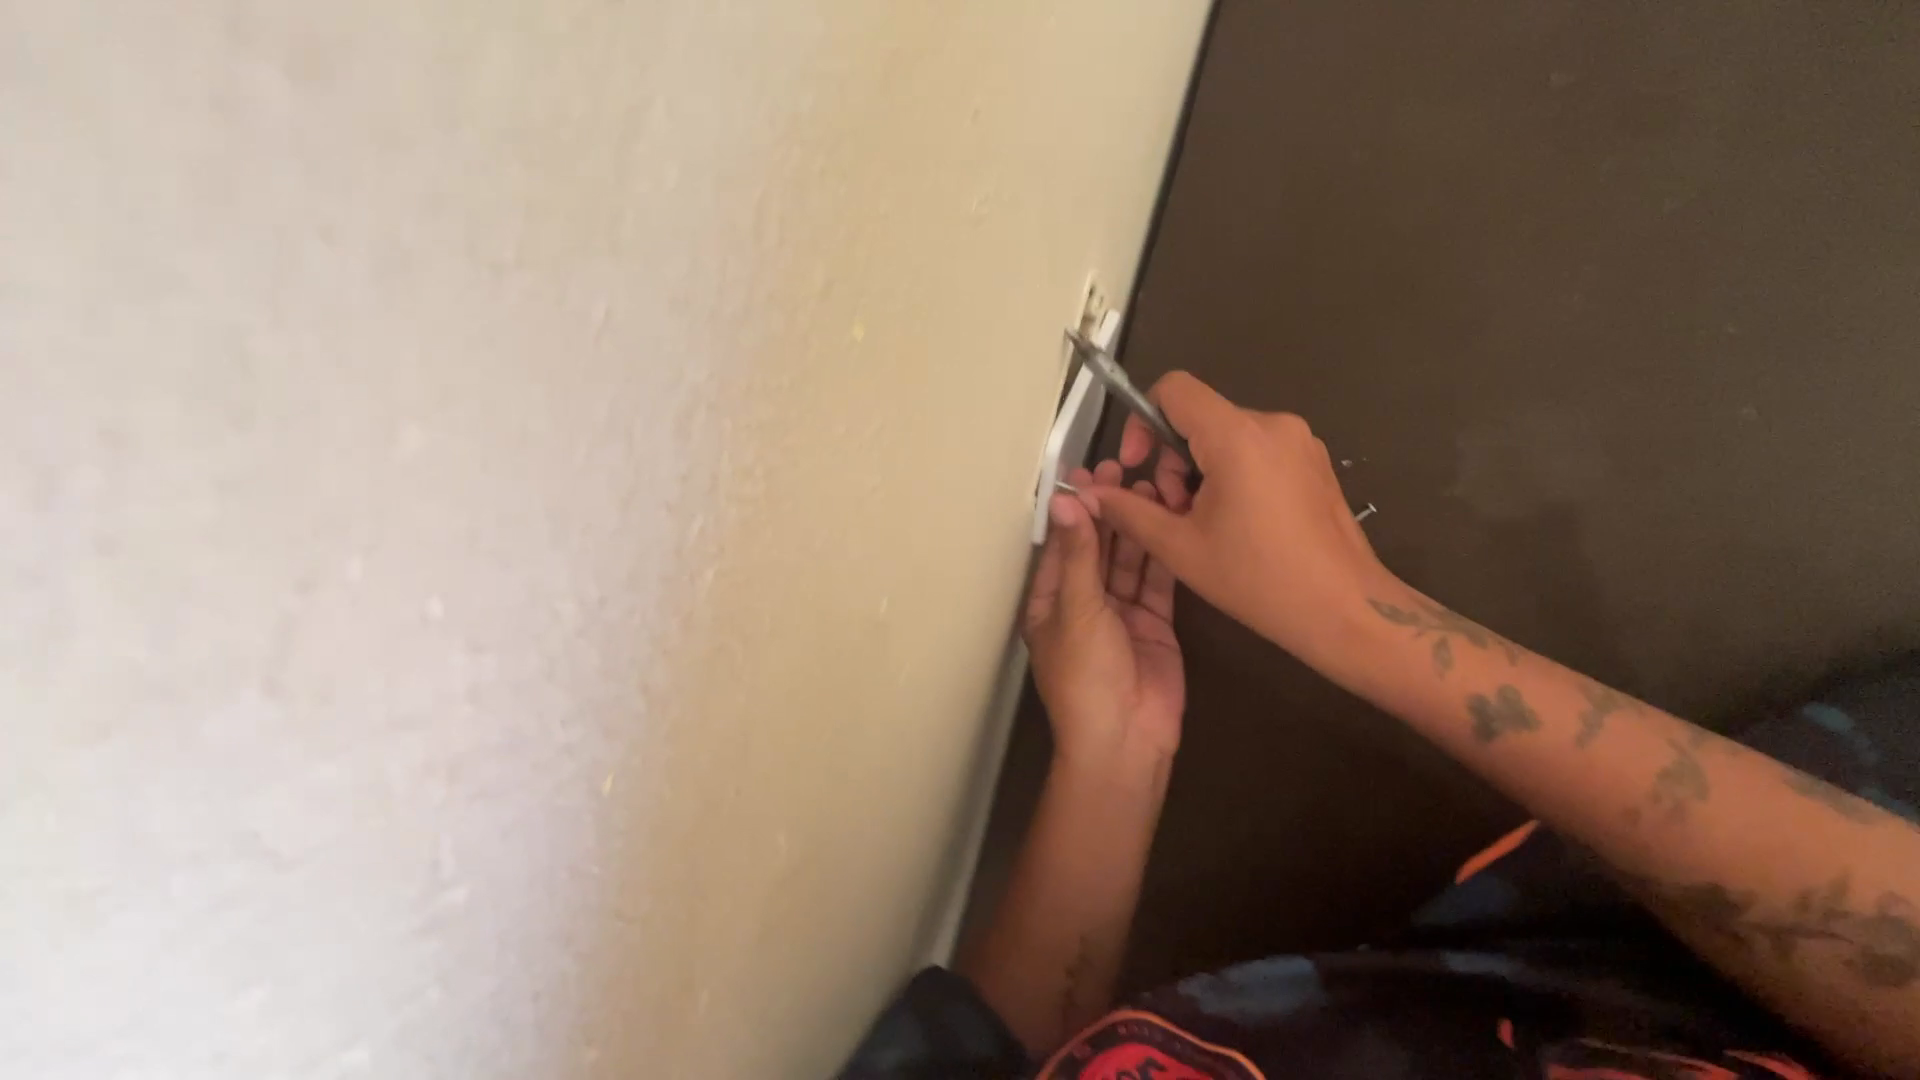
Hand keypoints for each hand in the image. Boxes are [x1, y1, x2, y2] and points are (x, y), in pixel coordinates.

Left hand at [1023, 461, 1185, 767]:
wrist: (1125, 741)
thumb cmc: (1085, 677)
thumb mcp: (1078, 612)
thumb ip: (1079, 555)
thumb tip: (1065, 501)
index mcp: (1051, 602)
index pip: (1063, 545)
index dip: (1077, 510)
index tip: (1091, 470)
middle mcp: (1085, 603)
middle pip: (1098, 548)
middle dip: (1110, 511)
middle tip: (1127, 466)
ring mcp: (1122, 613)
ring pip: (1130, 560)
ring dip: (1139, 526)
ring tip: (1151, 482)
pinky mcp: (1155, 624)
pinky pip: (1157, 581)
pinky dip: (1163, 553)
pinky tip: (1171, 518)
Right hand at [1084, 371, 1392, 666]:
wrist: (1345, 610)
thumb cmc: (1258, 580)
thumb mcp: (1180, 547)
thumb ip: (1129, 511)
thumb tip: (1091, 493)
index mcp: (1237, 436)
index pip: (1174, 389)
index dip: (1142, 420)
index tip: (1137, 465)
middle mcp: (1273, 425)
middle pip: (1199, 418)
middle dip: (1173, 461)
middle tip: (1176, 514)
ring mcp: (1300, 442)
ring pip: (1226, 437)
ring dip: (1201, 474)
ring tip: (1207, 526)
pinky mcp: (1314, 462)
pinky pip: (1256, 452)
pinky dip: (1233, 477)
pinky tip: (1239, 525)